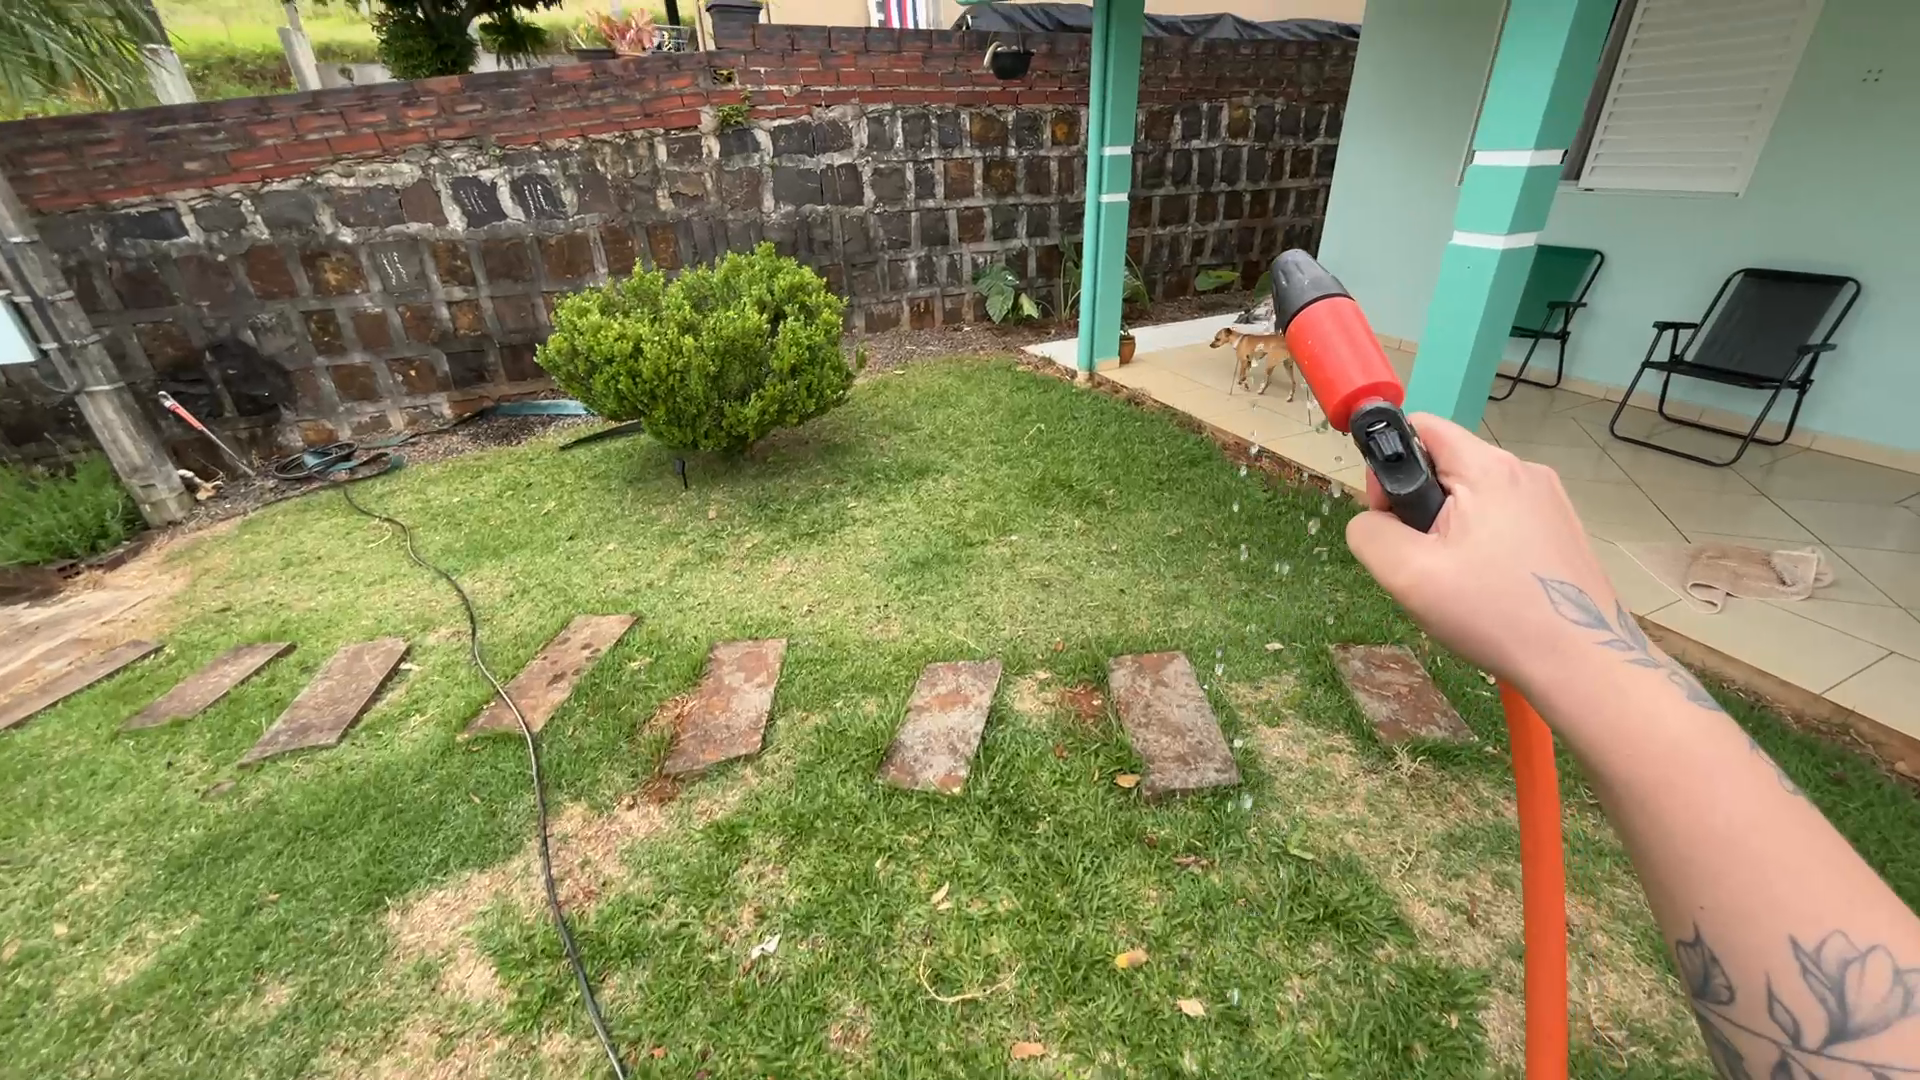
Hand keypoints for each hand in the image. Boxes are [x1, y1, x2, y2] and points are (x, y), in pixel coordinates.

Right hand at [1344, 412, 1619, 692]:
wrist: (1584, 664)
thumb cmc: (1492, 612)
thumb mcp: (1404, 572)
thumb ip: (1367, 530)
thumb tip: (1371, 519)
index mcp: (1488, 469)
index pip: (1418, 427)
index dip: (1387, 465)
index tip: (1389, 516)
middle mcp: (1524, 472)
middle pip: (1442, 465)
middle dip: (1414, 506)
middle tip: (1418, 559)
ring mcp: (1548, 501)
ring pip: (1467, 496)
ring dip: (1443, 529)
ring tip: (1451, 580)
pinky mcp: (1559, 528)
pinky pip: (1495, 518)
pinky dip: (1474, 543)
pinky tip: (1481, 585)